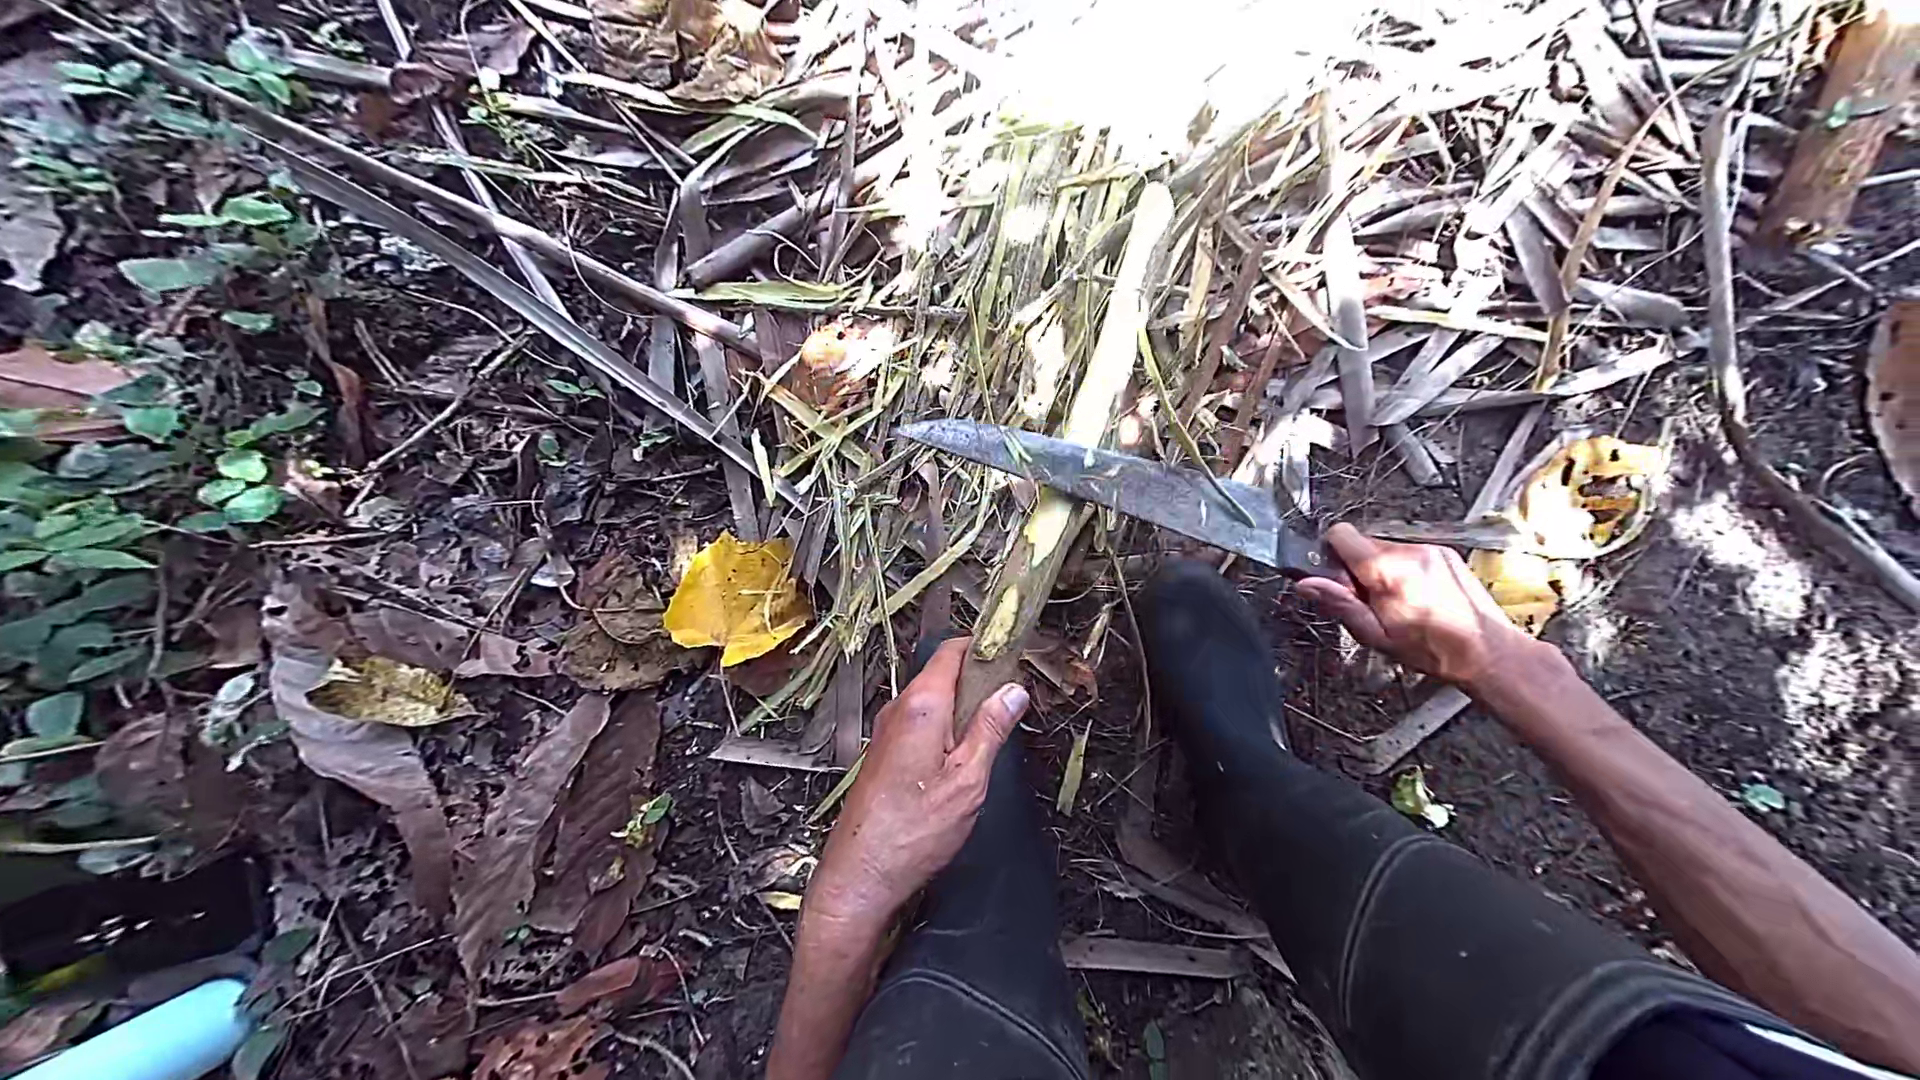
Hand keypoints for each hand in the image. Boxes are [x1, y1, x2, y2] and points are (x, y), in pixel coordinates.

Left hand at [805, 638, 1028, 929]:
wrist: (859, 874)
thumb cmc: (911, 831)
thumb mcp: (968, 779)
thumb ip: (991, 728)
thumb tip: (1013, 691)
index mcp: (922, 704)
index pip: (952, 650)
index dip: (982, 647)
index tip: (1009, 657)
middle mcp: (899, 708)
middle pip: (943, 673)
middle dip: (977, 682)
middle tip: (1007, 706)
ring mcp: (888, 728)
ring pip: (932, 700)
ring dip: (961, 708)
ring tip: (986, 738)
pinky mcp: (884, 750)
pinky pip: (919, 722)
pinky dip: (943, 727)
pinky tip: (957, 760)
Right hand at [1295, 524, 1535, 690]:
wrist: (1489, 653)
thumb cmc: (1433, 649)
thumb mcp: (1374, 634)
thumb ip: (1338, 603)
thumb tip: (1306, 584)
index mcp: (1386, 570)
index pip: (1340, 534)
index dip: (1331, 555)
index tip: (1339, 580)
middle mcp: (1409, 552)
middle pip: (1361, 543)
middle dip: (1355, 568)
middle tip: (1368, 600)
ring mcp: (1430, 550)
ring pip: (1383, 549)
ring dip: (1379, 570)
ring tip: (1394, 602)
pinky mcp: (1444, 553)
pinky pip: (1407, 553)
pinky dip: (1401, 569)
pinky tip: (1414, 596)